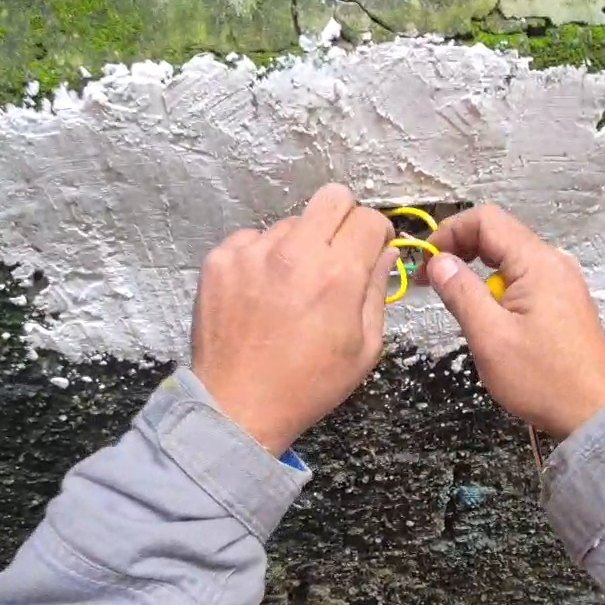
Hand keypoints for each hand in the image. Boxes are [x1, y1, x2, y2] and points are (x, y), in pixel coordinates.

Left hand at [191, 184, 397, 454]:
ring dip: (298, 246)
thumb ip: (378, 293)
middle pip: (332, 197)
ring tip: (289, 290)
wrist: (239, 407)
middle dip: (343, 220)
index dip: (376, 234)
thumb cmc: (307, 386)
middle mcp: (295, 252)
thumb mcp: (364, 349)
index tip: (370, 251)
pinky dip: (261, 259)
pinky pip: (252, 240)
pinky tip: (261, 294)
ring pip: (290, 223)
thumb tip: (384, 254)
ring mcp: (253, 252)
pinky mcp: (220, 260)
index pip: (369, 218)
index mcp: (338, 274)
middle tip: (336, 254)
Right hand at [425, 206, 604, 438]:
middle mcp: (554, 263)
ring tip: (457, 304)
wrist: (593, 412)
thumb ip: (461, 292)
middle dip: (459, 250)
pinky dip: (498, 287)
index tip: (424, 264)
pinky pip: (524, 279)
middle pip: (498, 235)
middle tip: (431, 283)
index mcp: (537, 263)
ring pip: (510, 258)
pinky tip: (488, 316)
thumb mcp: (490, 337)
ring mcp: (562, 281)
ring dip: (477, 272)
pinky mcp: (564, 301)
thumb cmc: (542, 379)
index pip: (486, 220)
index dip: (448, 233)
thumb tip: (439, 262)